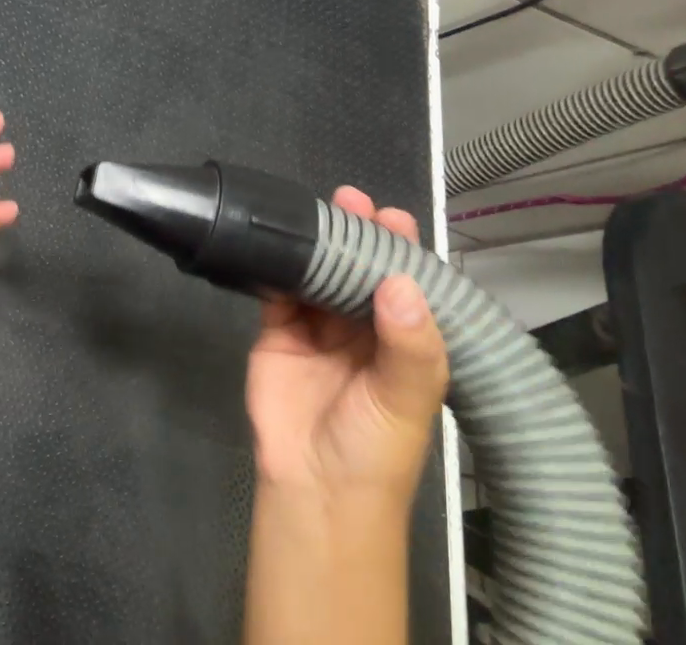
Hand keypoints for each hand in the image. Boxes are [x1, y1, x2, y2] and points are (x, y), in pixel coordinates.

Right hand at [245, 187, 447, 500]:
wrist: (314, 484)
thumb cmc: (376, 447)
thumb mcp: (408, 400)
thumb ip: (410, 345)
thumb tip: (399, 283)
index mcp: (405, 342)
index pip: (407, 286)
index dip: (402, 251)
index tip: (392, 216)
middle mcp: (363, 330)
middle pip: (359, 272)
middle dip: (356, 236)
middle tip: (349, 200)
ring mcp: (317, 330)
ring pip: (318, 277)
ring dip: (316, 246)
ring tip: (312, 210)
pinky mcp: (276, 334)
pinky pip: (276, 294)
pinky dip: (275, 270)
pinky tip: (275, 244)